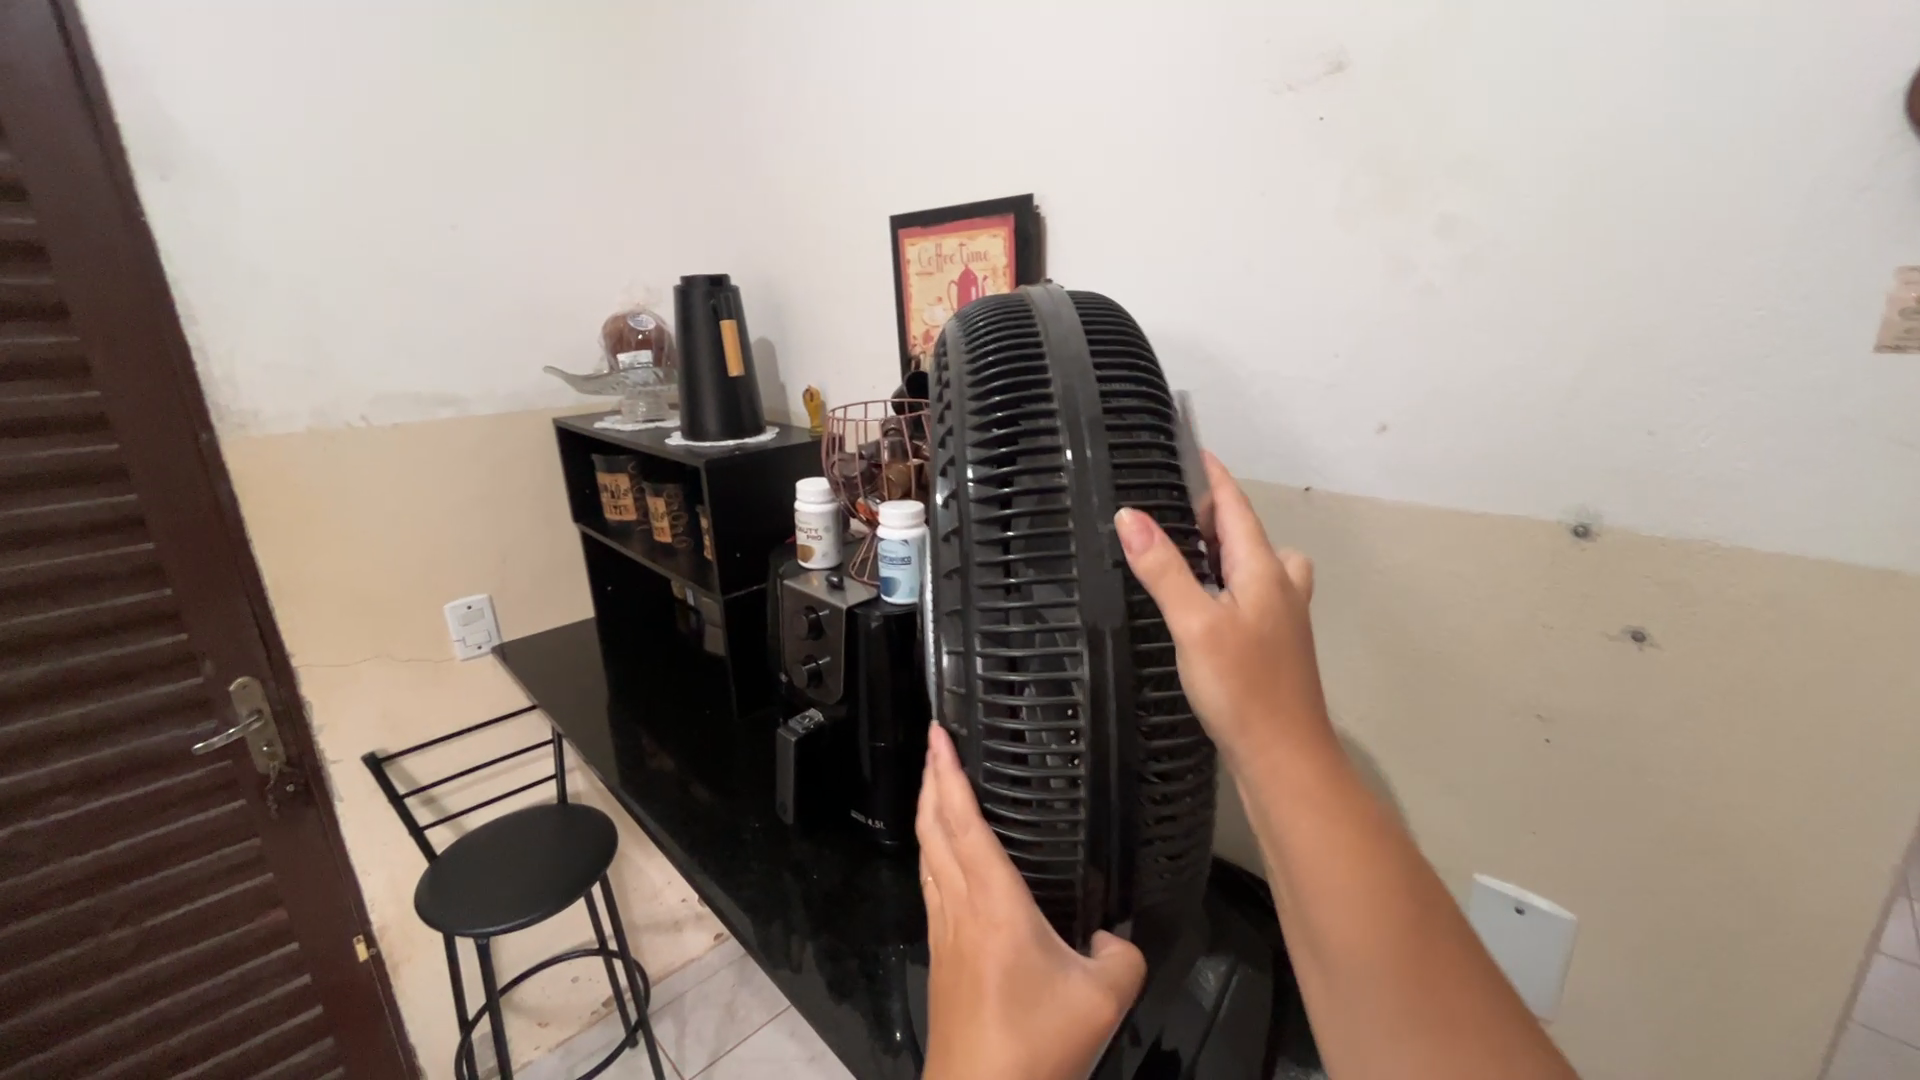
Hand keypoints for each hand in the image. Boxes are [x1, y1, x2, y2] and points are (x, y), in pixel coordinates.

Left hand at [917, 723, 1145, 1079]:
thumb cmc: (1034, 1043)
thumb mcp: (1103, 998)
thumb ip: (1121, 954)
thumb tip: (1111, 937)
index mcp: (993, 900)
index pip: (962, 819)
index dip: (947, 772)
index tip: (938, 734)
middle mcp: (959, 905)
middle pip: (933, 827)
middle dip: (929, 778)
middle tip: (933, 745)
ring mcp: (943, 931)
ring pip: (927, 853)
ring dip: (926, 811)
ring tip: (933, 786)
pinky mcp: (940, 955)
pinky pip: (930, 882)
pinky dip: (932, 849)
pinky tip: (941, 856)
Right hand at [1114, 452, 1330, 768]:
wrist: (1285, 756)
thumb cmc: (1242, 686)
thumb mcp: (1195, 622)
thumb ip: (1164, 568)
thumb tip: (1129, 515)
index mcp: (1264, 570)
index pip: (1237, 508)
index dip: (1214, 479)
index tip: (1194, 452)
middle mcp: (1280, 586)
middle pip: (1249, 534)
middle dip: (1215, 514)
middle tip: (1171, 511)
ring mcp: (1282, 616)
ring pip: (1256, 565)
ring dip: (1226, 550)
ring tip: (1185, 555)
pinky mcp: (1275, 643)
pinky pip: (1253, 592)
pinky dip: (1229, 581)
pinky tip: (1202, 606)